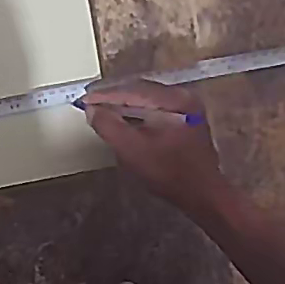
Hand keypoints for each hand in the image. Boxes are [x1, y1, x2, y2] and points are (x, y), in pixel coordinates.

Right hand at [82, 78, 221, 201]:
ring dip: (124, 104)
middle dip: (113, 97)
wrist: (201, 192)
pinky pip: (155, 109)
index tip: (83, 100)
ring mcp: (187, 108)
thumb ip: (108, 126)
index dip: (104, 95)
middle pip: (140, 91)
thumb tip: (92, 109)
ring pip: (147, 99)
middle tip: (90, 103)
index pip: (131, 91)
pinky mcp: (186, 120)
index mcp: (172, 100)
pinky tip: (124, 120)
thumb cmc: (166, 170)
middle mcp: (182, 97)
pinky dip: (137, 112)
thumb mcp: (130, 149)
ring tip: (102, 110)